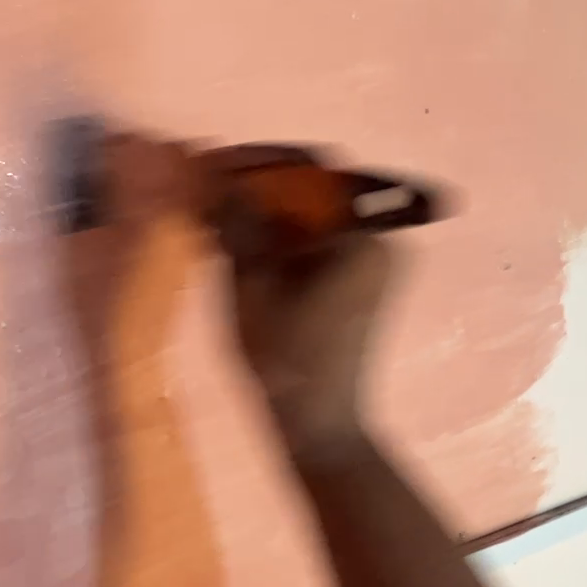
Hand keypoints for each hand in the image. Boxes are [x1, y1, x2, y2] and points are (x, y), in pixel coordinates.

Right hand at [197, 144, 399, 457]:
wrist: (319, 426)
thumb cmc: (287, 358)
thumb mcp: (254, 286)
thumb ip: (239, 224)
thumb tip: (214, 175)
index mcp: (362, 237)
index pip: (311, 172)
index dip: (259, 160)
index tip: (214, 163)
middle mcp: (377, 240)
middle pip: (313, 190)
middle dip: (259, 183)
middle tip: (209, 187)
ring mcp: (370, 262)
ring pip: (311, 214)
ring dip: (265, 209)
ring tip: (216, 212)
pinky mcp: (356, 281)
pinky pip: (315, 240)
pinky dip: (278, 235)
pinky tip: (240, 241)